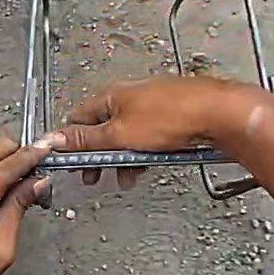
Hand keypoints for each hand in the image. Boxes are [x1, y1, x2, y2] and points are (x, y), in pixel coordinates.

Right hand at [57, 76, 271, 187]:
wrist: (218, 114)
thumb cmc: (172, 117)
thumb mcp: (119, 134)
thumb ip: (86, 139)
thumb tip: (55, 138)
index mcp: (111, 96)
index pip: (78, 118)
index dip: (69, 141)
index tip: (68, 161)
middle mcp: (130, 97)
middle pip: (102, 129)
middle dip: (97, 155)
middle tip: (92, 176)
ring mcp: (152, 106)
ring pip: (126, 136)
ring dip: (121, 158)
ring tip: (125, 178)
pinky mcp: (171, 116)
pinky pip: (148, 138)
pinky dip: (142, 153)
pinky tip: (147, 167)